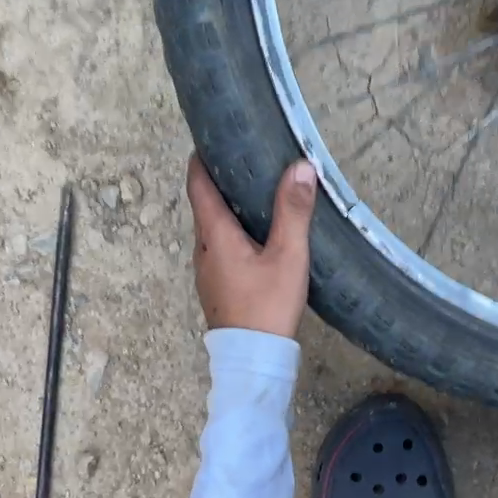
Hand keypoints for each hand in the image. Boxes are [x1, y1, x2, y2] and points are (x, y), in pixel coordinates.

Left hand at [187, 155, 315, 338]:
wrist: (253, 359)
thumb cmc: (268, 305)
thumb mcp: (288, 256)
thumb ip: (293, 211)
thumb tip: (300, 167)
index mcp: (214, 234)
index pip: (197, 185)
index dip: (201, 159)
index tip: (214, 139)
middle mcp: (202, 249)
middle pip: (204, 206)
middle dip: (220, 182)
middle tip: (246, 162)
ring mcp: (206, 271)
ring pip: (212, 230)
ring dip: (227, 211)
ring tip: (255, 196)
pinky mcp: (215, 288)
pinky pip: (219, 250)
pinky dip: (232, 234)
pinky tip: (255, 238)